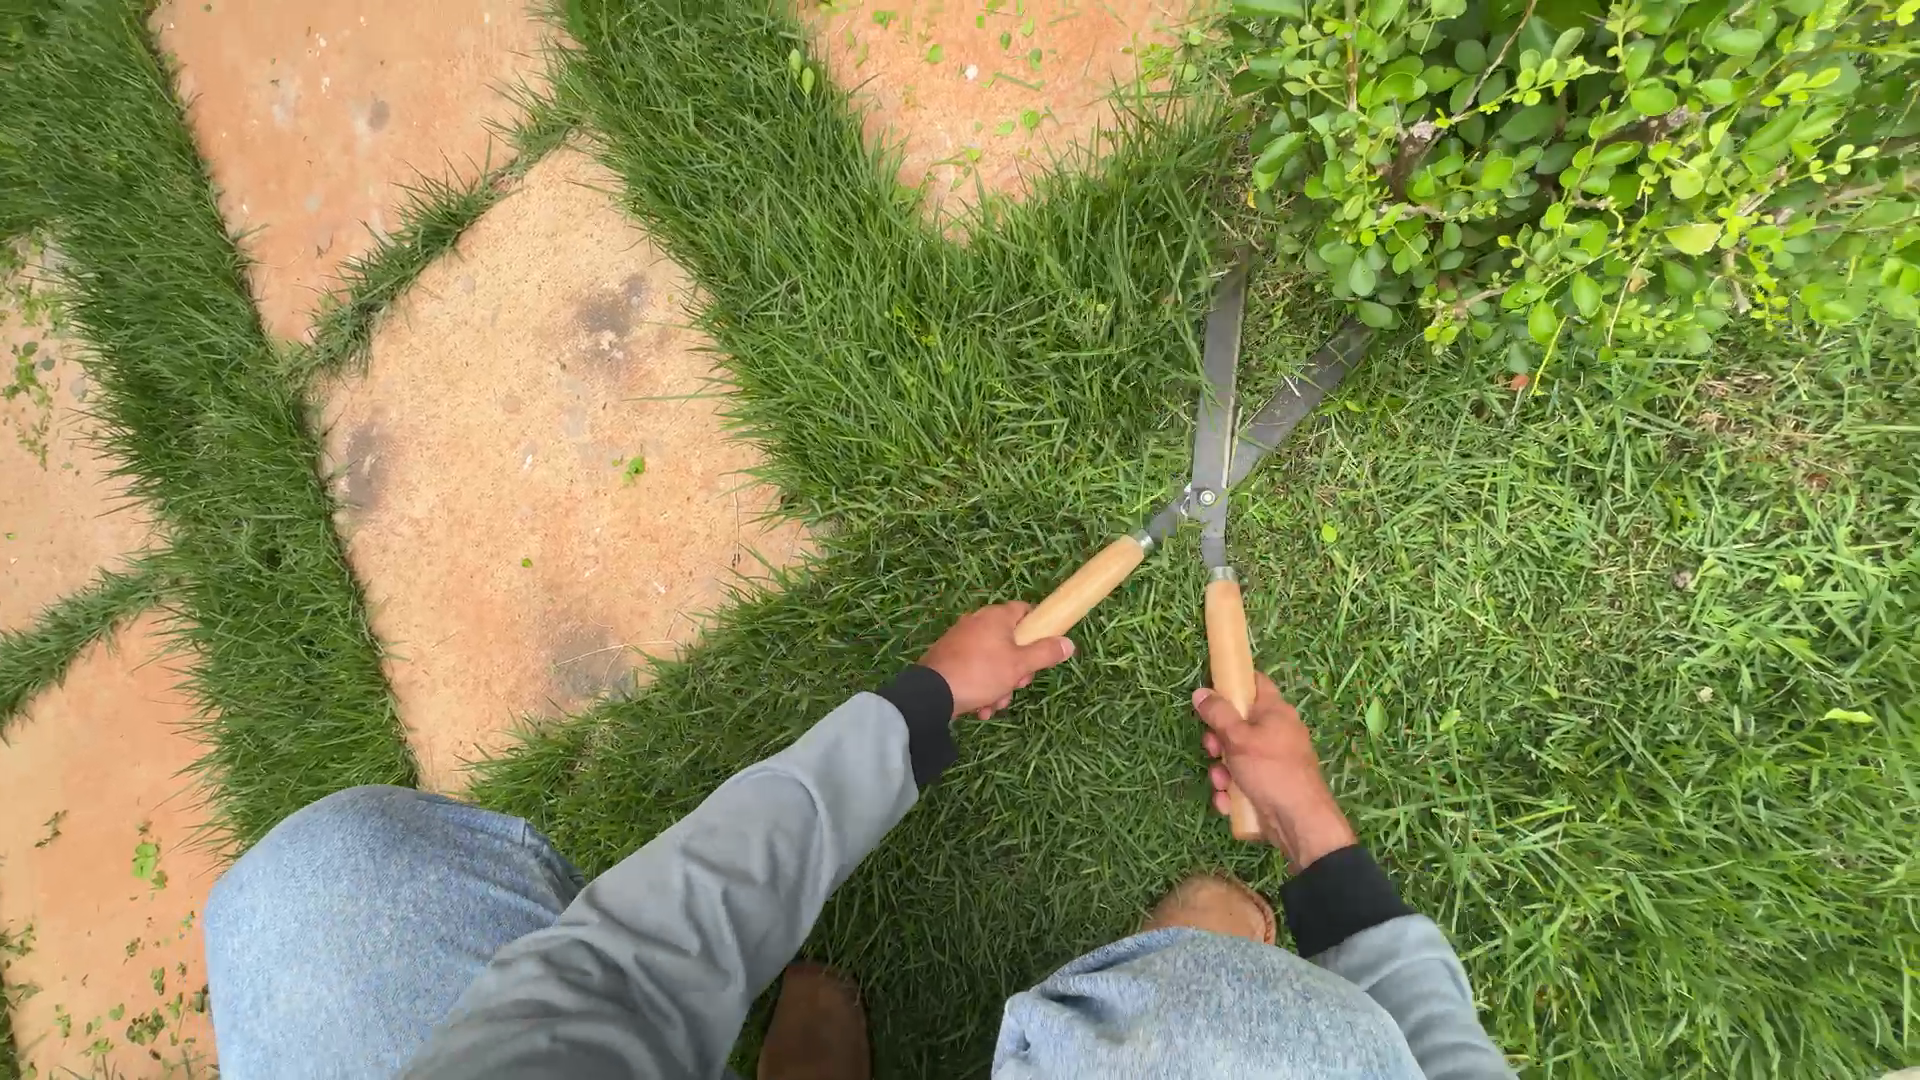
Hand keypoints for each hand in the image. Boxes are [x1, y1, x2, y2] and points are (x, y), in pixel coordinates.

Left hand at [919, 602, 1074, 719]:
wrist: (932, 693)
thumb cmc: (981, 673)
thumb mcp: (1019, 665)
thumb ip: (1045, 653)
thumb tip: (1068, 643)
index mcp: (995, 617)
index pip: (1025, 611)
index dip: (1038, 629)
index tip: (1043, 649)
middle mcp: (977, 622)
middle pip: (1010, 641)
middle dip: (1017, 669)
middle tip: (1017, 684)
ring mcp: (961, 639)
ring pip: (993, 661)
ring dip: (999, 685)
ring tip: (995, 703)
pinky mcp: (949, 657)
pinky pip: (975, 670)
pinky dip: (981, 687)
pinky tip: (980, 708)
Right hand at [1193, 673, 1356, 871]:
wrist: (1299, 823)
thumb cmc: (1270, 770)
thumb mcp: (1237, 737)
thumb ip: (1217, 713)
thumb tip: (1200, 692)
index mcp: (1275, 711)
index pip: (1255, 681)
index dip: (1232, 681)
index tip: (1210, 691)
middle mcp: (1277, 731)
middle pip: (1238, 722)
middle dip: (1217, 739)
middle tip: (1212, 748)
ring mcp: (1274, 760)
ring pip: (1236, 754)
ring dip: (1222, 769)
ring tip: (1222, 783)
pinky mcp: (1270, 784)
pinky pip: (1243, 778)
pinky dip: (1232, 789)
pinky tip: (1227, 800)